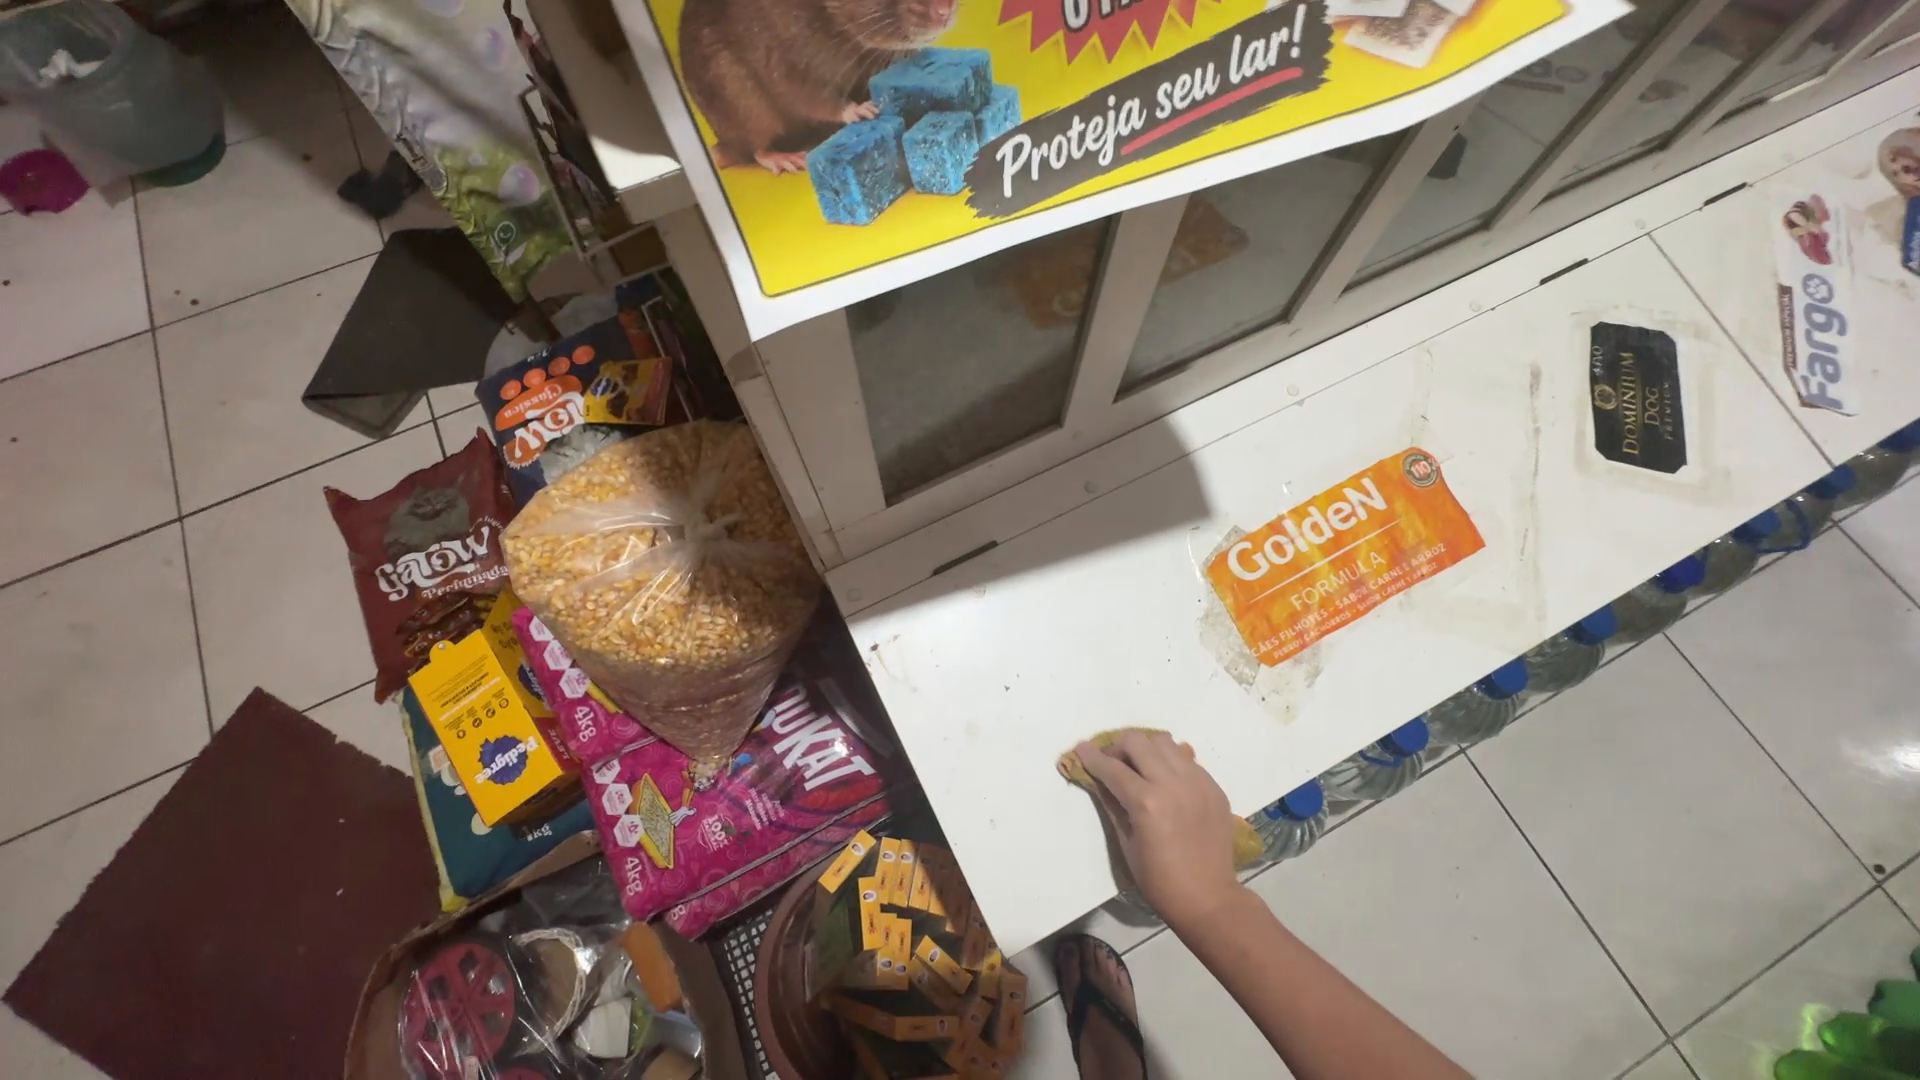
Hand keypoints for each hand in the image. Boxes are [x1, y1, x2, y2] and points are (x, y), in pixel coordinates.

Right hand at [1074, 731, 1242, 930]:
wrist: (1209, 898)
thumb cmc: (1159, 879)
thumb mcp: (1126, 843)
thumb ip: (1112, 803)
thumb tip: (1097, 779)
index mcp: (1147, 803)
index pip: (1112, 768)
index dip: (1092, 757)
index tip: (1081, 749)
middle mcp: (1173, 784)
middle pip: (1138, 742)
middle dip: (1118, 748)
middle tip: (1113, 763)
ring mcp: (1198, 783)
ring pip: (1165, 742)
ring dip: (1146, 749)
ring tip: (1141, 767)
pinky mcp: (1214, 787)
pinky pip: (1187, 759)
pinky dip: (1171, 762)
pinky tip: (1167, 782)